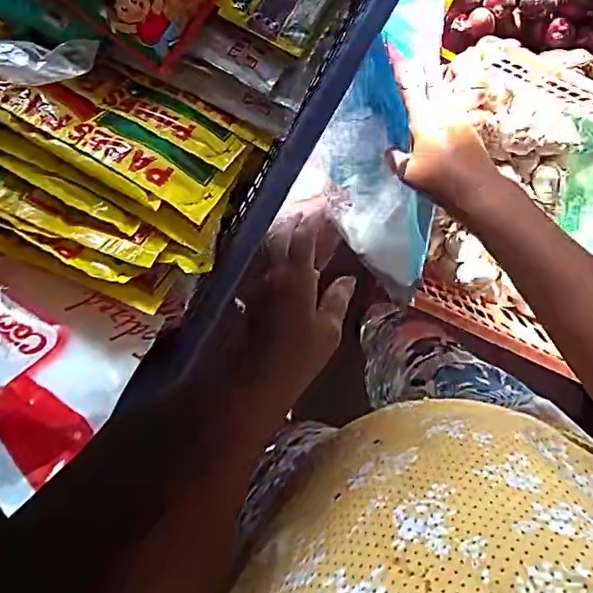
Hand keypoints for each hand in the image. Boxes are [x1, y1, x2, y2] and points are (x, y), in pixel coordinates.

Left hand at [230, 200, 353, 415]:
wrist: (255, 381)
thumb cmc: (298, 358)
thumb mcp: (328, 331)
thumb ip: (337, 299)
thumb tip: (347, 279)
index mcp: (297, 276)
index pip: (304, 237)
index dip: (313, 221)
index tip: (323, 210)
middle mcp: (273, 272)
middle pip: (280, 235)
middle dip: (293, 221)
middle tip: (305, 213)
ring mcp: (255, 282)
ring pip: (266, 247)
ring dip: (278, 233)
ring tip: (291, 228)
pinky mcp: (246, 295)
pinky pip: (257, 262)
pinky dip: (268, 253)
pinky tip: (275, 257)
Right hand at [383, 48, 499, 216]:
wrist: (481, 191)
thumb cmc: (442, 181)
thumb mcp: (410, 174)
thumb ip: (398, 160)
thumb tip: (391, 151)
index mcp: (425, 119)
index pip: (409, 88)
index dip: (400, 67)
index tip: (395, 47)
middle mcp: (443, 114)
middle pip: (431, 85)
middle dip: (422, 69)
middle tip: (415, 52)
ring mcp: (459, 121)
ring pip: (443, 98)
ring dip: (435, 88)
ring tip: (428, 79)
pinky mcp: (470, 132)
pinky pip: (451, 114)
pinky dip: (443, 110)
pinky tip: (439, 119)